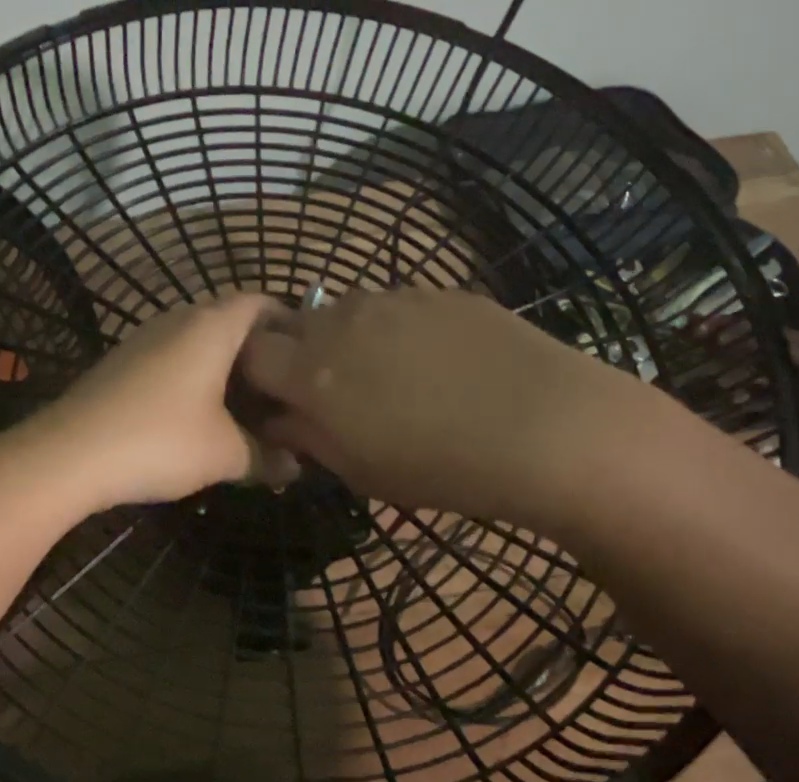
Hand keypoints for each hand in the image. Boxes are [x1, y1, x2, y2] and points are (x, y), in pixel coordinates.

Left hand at [34, 295, 300, 507]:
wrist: (68, 455)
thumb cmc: (161, 441)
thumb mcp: (225, 455)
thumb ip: (266, 457)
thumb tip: (295, 468)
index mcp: (211, 327)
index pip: (262, 303)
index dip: (289, 324)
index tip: (307, 358)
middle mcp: (176, 320)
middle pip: (228, 323)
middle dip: (257, 355)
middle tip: (282, 393)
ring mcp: (142, 341)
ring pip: (195, 345)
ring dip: (222, 372)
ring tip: (246, 410)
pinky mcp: (118, 367)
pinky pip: (169, 364)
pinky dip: (191, 383)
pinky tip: (198, 420)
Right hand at [241, 288, 664, 527]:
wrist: (548, 427)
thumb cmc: (439, 467)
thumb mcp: (359, 471)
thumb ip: (307, 439)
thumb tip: (279, 421)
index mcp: (311, 371)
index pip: (251, 354)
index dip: (253, 376)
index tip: (271, 403)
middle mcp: (343, 321)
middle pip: (294, 325)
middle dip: (295, 355)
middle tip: (324, 395)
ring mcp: (396, 299)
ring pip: (346, 312)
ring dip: (344, 341)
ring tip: (382, 379)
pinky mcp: (442, 293)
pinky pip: (396, 307)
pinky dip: (393, 331)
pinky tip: (431, 365)